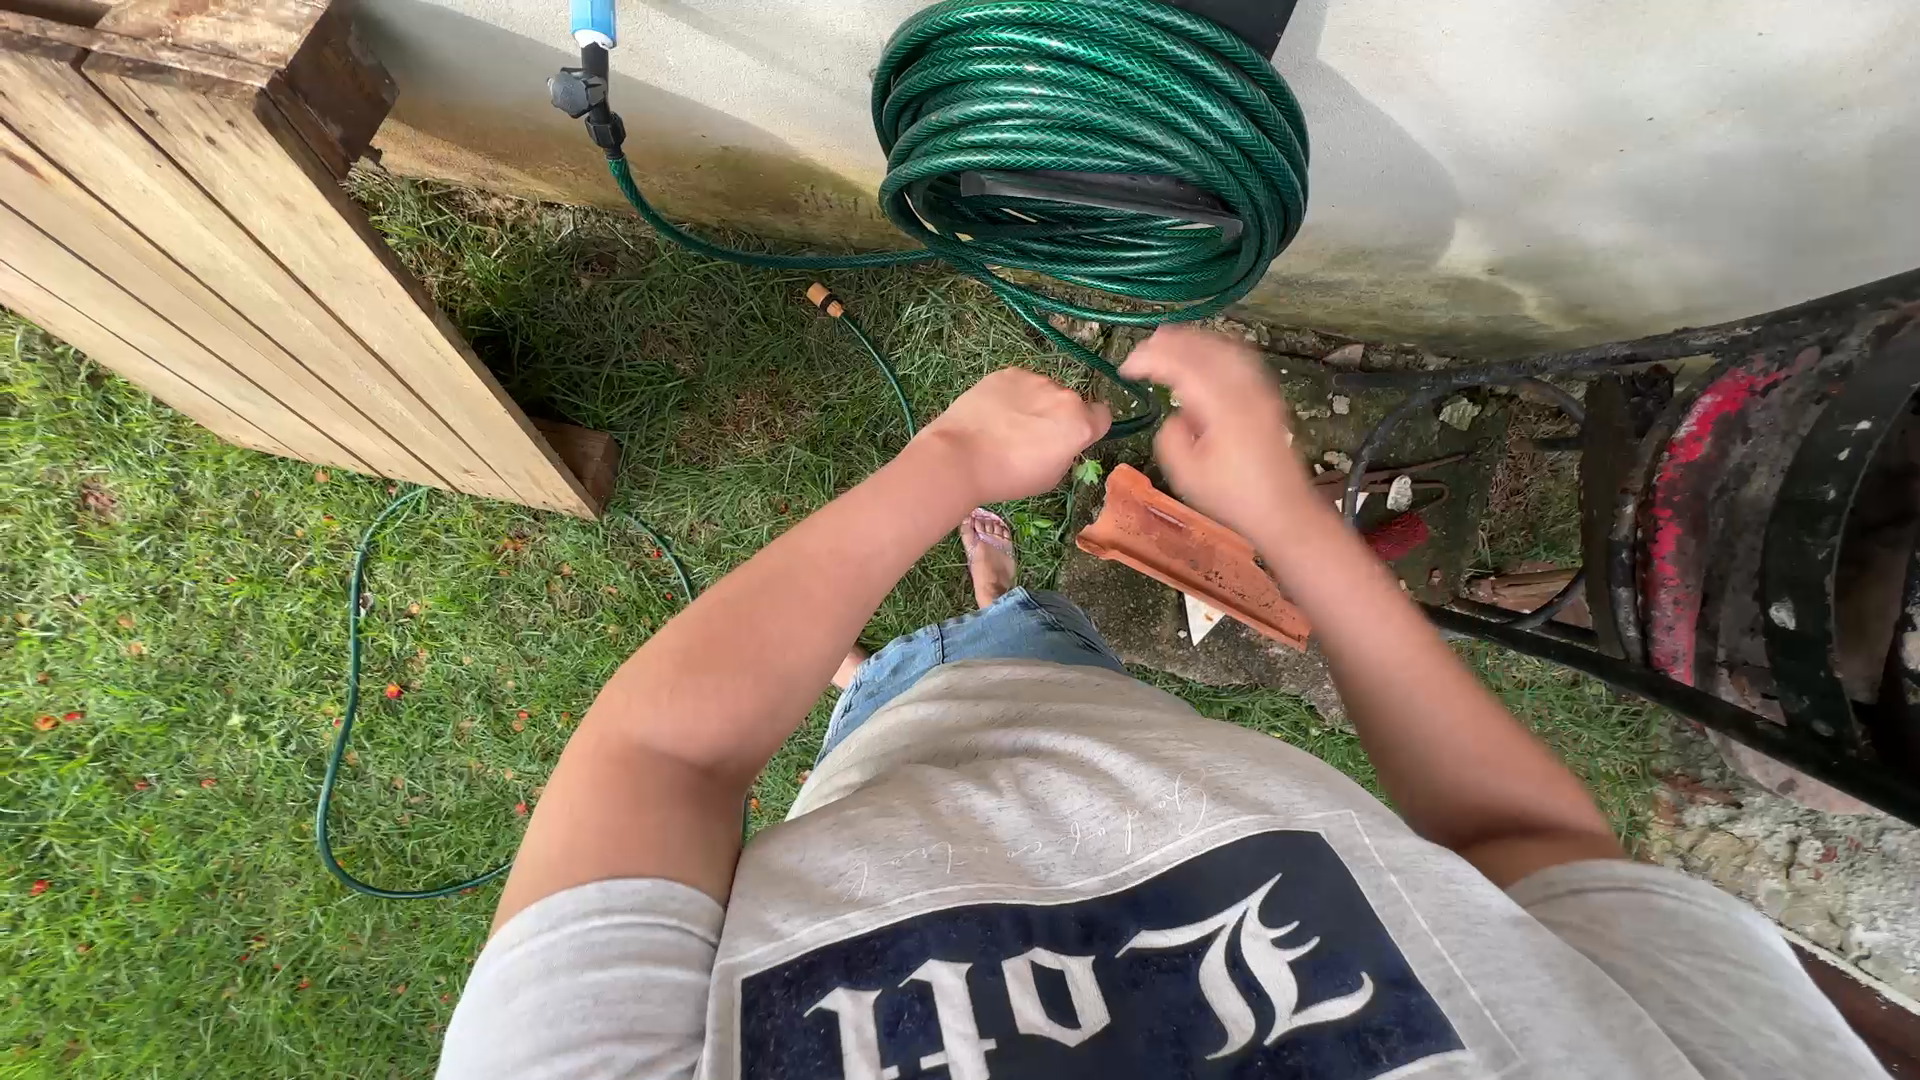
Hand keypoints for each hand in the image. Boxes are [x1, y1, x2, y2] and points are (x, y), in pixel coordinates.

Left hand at [912, 368, 1110, 505]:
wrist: (960, 456)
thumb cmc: (1008, 477)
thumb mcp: (1051, 477)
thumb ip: (1066, 452)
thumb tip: (1061, 440)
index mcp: (1080, 424)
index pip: (1103, 416)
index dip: (1090, 427)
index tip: (1071, 439)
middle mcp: (1063, 396)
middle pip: (1070, 403)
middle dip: (1057, 416)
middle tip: (1031, 437)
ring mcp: (1034, 379)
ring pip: (1043, 391)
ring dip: (1034, 403)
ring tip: (1006, 426)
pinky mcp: (1008, 372)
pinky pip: (1019, 383)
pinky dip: (1011, 395)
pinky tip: (992, 414)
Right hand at [1119, 325, 1314, 539]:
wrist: (1283, 511)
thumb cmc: (1232, 497)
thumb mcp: (1186, 475)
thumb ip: (1171, 438)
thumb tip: (1177, 418)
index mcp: (1222, 407)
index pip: (1181, 366)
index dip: (1150, 359)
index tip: (1125, 367)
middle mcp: (1244, 389)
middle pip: (1205, 348)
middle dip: (1170, 342)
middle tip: (1141, 347)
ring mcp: (1260, 390)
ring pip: (1226, 347)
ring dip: (1194, 339)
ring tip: (1168, 340)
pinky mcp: (1267, 397)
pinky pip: (1241, 358)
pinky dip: (1217, 347)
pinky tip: (1205, 353)